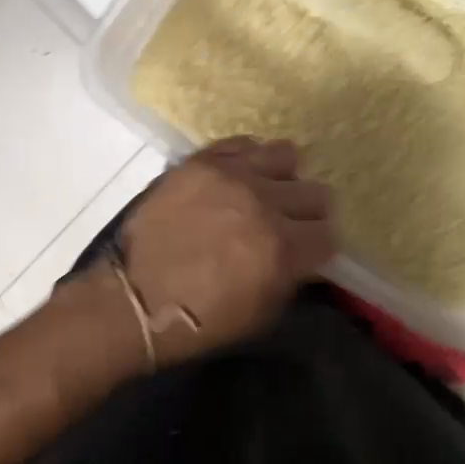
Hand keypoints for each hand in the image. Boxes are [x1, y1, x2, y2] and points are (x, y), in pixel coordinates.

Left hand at [116, 137, 334, 365]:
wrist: (135, 297)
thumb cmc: (200, 319)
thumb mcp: (260, 314)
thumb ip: (291, 277)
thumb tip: (304, 256)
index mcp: (281, 248)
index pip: (329, 234)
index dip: (321, 246)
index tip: (310, 251)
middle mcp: (264, 203)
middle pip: (315, 192)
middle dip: (308, 212)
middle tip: (292, 223)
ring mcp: (232, 175)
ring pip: (285, 154)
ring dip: (283, 176)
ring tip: (268, 190)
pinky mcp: (203, 161)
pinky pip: (243, 143)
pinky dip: (249, 159)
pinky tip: (241, 175)